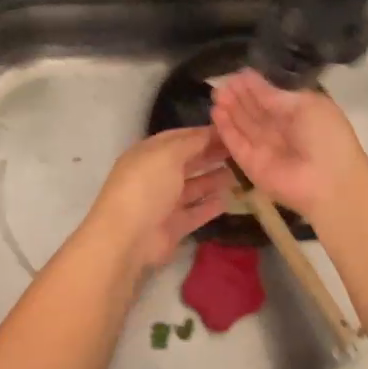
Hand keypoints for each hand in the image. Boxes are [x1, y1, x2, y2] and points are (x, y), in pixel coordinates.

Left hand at [85, 127, 234, 273]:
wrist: (127, 237)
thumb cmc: (146, 185)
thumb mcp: (168, 154)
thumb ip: (192, 142)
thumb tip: (211, 132)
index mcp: (150, 153)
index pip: (180, 137)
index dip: (204, 133)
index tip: (230, 131)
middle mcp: (157, 175)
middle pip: (189, 161)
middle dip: (212, 154)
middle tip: (240, 150)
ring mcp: (165, 202)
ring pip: (194, 187)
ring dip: (214, 179)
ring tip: (240, 172)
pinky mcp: (173, 226)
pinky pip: (196, 212)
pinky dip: (211, 206)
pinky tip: (230, 199)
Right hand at [211, 70, 367, 221]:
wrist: (329, 182)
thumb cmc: (326, 137)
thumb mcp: (307, 105)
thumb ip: (277, 96)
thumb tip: (256, 84)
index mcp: (299, 115)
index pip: (272, 98)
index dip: (255, 87)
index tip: (238, 74)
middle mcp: (281, 131)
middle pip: (256, 111)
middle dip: (239, 96)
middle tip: (222, 82)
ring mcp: (265, 149)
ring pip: (244, 125)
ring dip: (230, 109)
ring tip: (216, 92)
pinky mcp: (251, 165)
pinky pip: (236, 144)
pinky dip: (226, 129)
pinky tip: (216, 112)